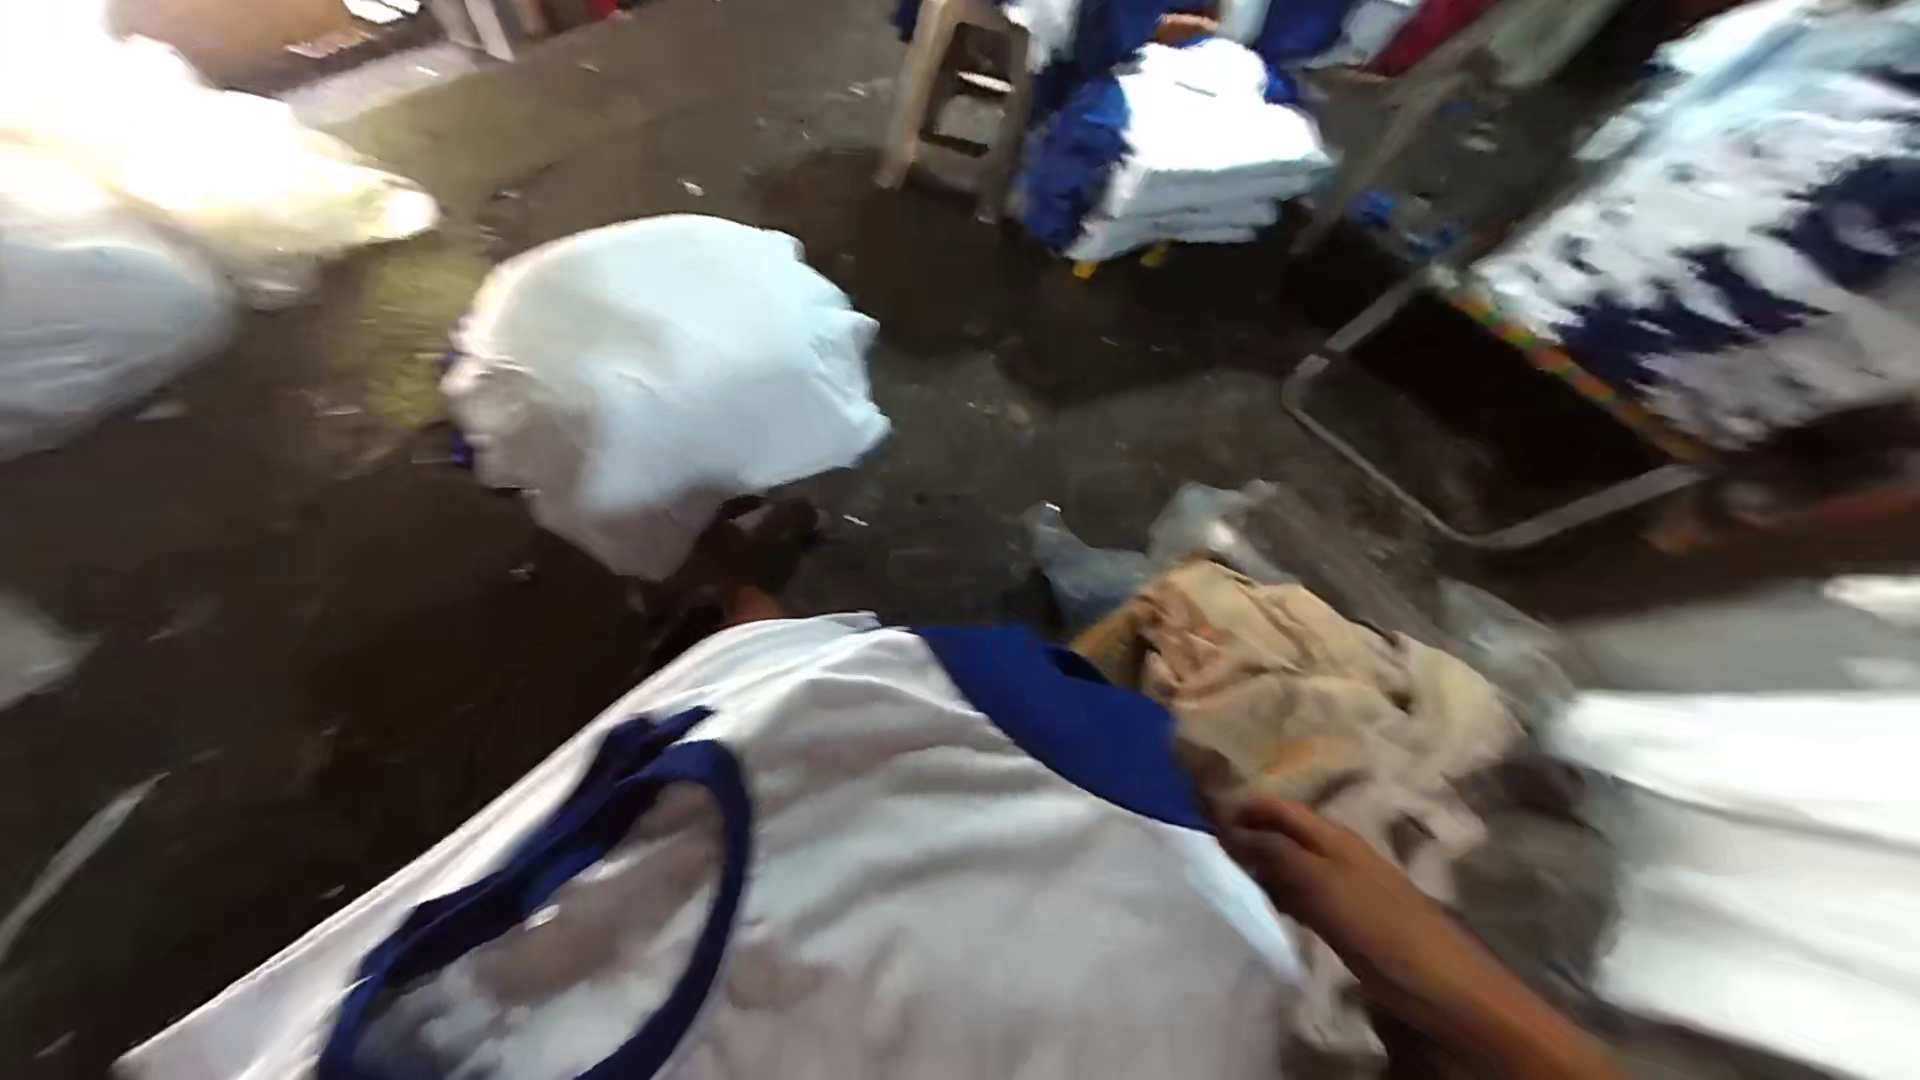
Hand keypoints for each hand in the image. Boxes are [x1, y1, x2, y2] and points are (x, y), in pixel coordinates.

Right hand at [1222, 799, 1619, 1079]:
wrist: (1452, 996)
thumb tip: (1229, 827)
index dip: (1243, 809)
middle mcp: (1336, 853)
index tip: (1206, 824)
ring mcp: (1344, 888)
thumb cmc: (1383, 928)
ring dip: (1260, 868)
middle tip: (1211, 855)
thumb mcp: (1322, 884)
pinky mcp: (1348, 921)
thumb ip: (1275, 851)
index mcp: (1332, 836)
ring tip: (1228, 881)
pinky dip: (1278, 896)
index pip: (1277, 806)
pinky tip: (1263, 910)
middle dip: (1247, 837)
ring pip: (1289, 865)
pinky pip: (1301, 897)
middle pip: (1282, 833)